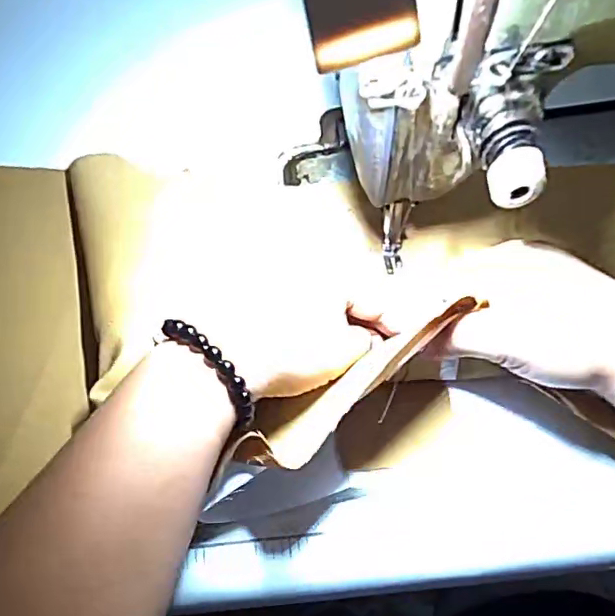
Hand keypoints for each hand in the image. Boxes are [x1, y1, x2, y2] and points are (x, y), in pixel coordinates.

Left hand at [163, 267, 385, 398]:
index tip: (396, 335)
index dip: (390, 323)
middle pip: (340, 289)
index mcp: (334, 271)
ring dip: (317, 311)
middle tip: (357, 342)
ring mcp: (268, 266)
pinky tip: (281, 335)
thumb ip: (365, 343)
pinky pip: (276, 295)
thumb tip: (367, 337)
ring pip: (308, 290)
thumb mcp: (339, 355)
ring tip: (312, 342)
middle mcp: (302, 258)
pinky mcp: (239, 278)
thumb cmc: (281, 354)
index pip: (374, 298)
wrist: (218, 357)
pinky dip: (285, 311)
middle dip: (351, 313)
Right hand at [350, 241, 614, 402]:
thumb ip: (456, 333)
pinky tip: (481, 327)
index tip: (382, 319)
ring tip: (429, 329)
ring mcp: (545, 278)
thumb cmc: (577, 340)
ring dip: (452, 309)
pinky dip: (480, 314)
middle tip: (397, 326)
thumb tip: (414, 336)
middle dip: (426, 304)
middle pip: (458, 282)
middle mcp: (524, 262)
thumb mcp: (506, 338)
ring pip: (481, 291)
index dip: (410, 302)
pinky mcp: (561, 300)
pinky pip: (504, 300)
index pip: (442, 280)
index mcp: (508, 262)